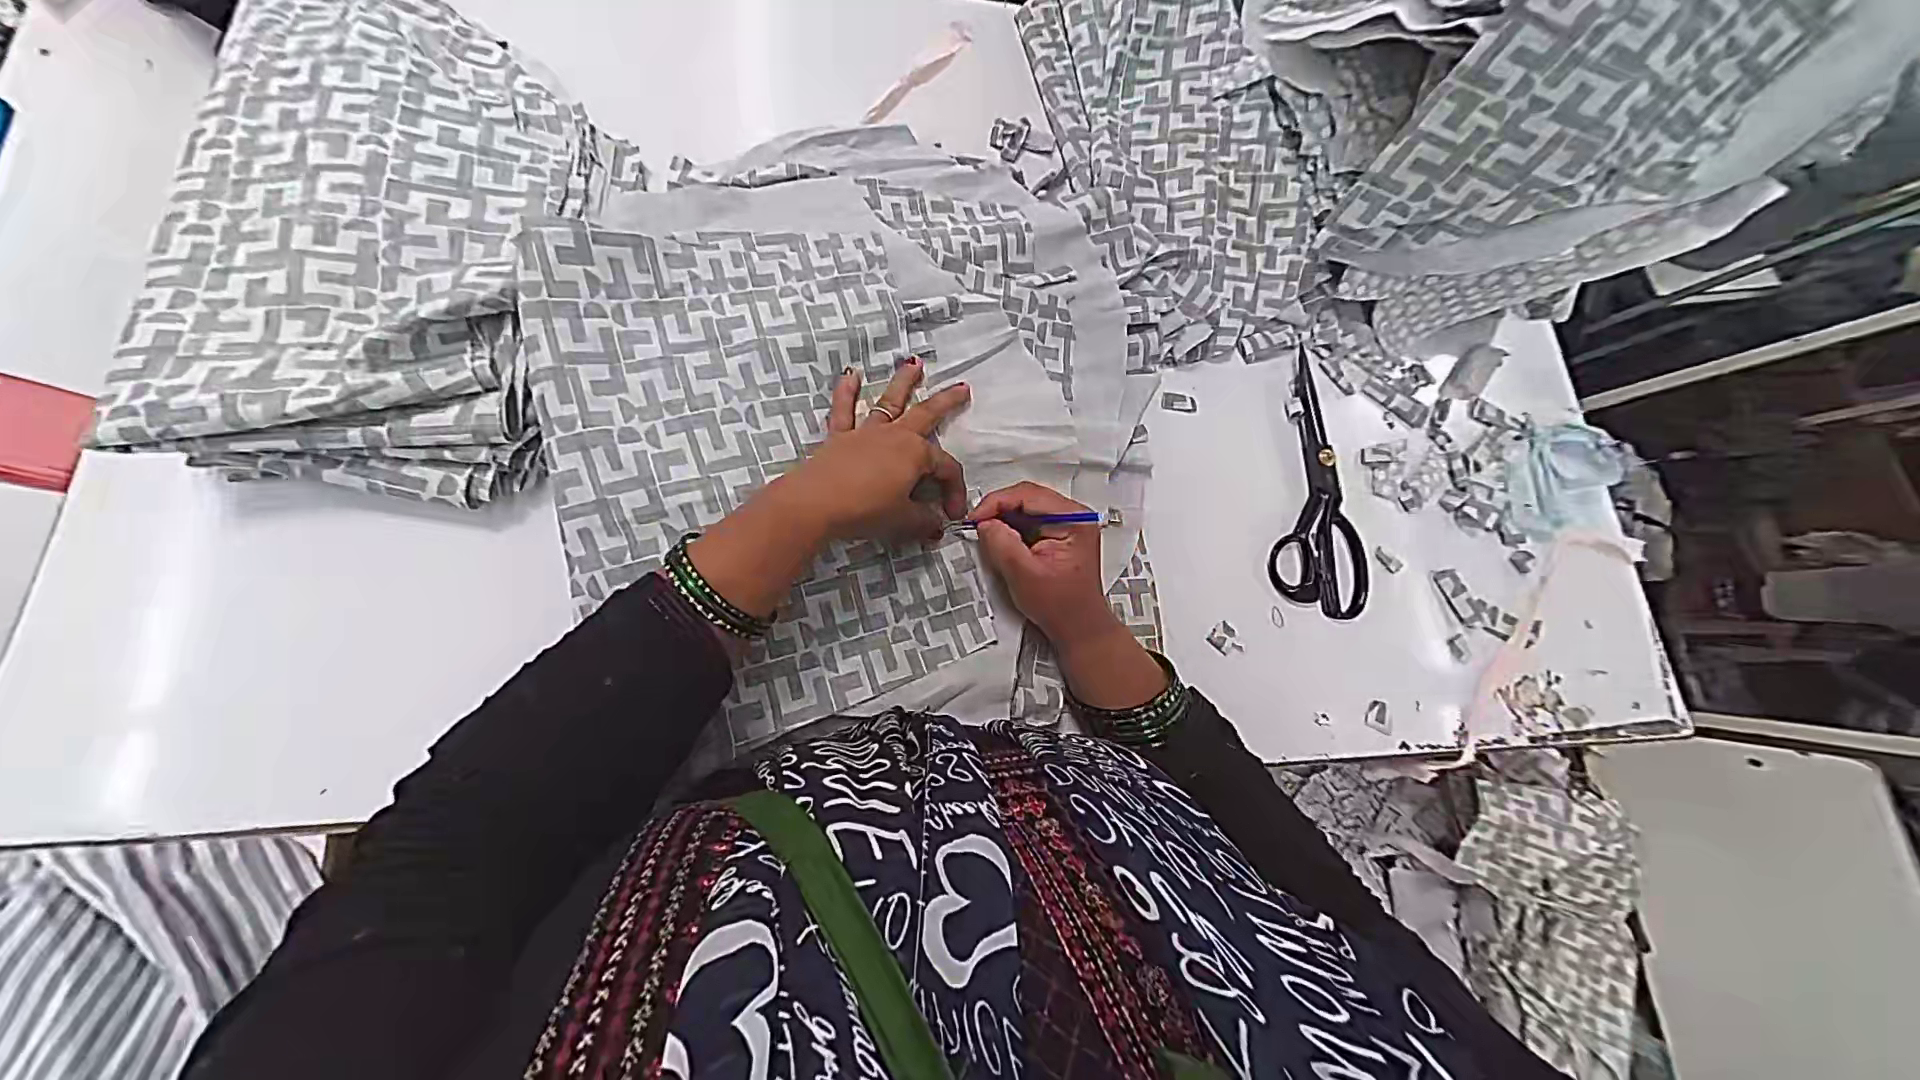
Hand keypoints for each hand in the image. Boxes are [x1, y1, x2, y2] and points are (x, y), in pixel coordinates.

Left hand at [768, 358, 971, 543]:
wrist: (815, 504)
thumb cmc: (865, 510)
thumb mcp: (902, 520)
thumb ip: (924, 520)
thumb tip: (936, 524)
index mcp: (916, 454)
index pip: (946, 469)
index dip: (954, 491)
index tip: (952, 515)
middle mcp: (894, 436)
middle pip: (926, 414)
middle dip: (946, 401)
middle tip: (962, 388)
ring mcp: (866, 433)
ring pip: (889, 402)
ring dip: (904, 382)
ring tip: (914, 365)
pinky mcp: (839, 437)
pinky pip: (844, 410)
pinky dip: (846, 392)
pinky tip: (851, 375)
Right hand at [967, 482, 1111, 642]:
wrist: (1078, 628)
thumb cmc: (1062, 607)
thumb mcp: (1023, 574)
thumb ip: (1001, 543)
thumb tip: (985, 523)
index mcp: (1074, 520)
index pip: (1028, 494)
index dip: (996, 503)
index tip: (975, 518)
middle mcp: (1074, 517)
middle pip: (1026, 498)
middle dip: (998, 510)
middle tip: (977, 525)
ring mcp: (1067, 525)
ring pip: (1025, 509)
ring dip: (1004, 519)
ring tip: (987, 536)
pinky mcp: (1058, 534)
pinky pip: (1029, 522)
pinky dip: (1011, 529)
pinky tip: (1002, 542)